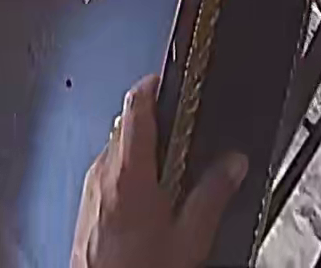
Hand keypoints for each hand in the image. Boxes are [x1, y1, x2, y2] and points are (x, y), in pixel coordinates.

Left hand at [72, 75, 247, 267]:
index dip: (152, 85)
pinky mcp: (86, 198)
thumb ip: (212, 195)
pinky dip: (125, 167)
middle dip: (152, 121)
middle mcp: (105, 169)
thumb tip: (234, 164)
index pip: (136, 104)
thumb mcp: (187, 240)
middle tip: (178, 133)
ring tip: (165, 171)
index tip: (166, 81)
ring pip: (116, 142)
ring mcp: (92, 183)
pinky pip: (106, 165)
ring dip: (139, 146)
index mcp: (130, 172)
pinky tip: (143, 195)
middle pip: (128, 120)